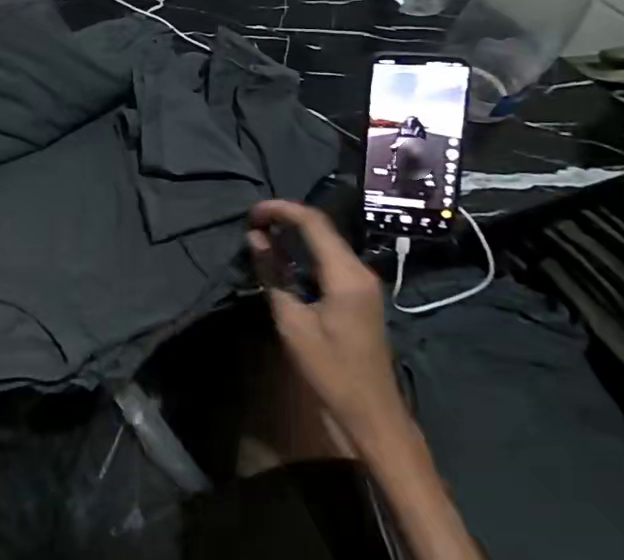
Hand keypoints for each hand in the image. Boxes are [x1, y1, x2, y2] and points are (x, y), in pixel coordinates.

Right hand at [247, 199, 408, 449]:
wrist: (372, 412)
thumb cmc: (330, 371)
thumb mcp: (293, 324)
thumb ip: (273, 276)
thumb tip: (255, 239)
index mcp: (346, 274)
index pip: (312, 222)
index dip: (280, 210)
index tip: (251, 214)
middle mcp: (360, 269)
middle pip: (322, 227)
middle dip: (287, 218)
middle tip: (254, 223)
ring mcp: (364, 280)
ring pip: (328, 242)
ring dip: (297, 234)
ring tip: (264, 236)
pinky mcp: (362, 292)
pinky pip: (333, 258)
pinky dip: (308, 251)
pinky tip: (287, 259)